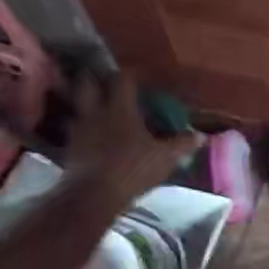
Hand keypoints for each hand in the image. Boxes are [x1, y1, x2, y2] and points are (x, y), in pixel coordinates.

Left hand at [63, 73, 202, 205]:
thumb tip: (200, 136)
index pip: (123, 79)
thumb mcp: (164, 159)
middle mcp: (95, 113)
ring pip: (78, 107)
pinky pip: (75, 131)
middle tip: (106, 83)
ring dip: (86, 105)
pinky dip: (83, 130)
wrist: (92, 195)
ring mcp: (78, 130)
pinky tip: (92, 138)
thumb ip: (181, 145)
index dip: (130, 74)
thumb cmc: (132, 170)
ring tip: (98, 111)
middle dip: (95, 79)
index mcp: (120, 109)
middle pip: (87, 83)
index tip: (138, 75)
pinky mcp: (68, 149)